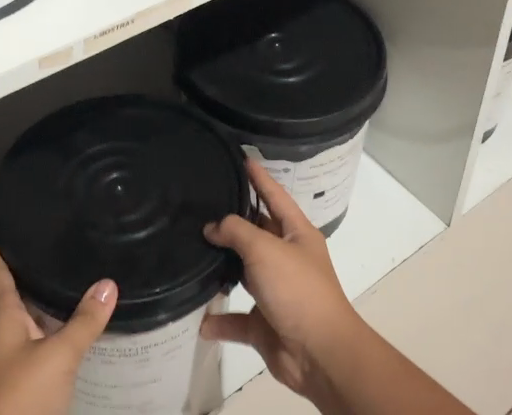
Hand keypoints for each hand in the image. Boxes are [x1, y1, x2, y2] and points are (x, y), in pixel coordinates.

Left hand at [0, 244, 115, 414]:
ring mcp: (8, 366)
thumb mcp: (58, 356)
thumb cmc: (20, 396)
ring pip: (24, 328)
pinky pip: (35, 350)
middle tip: (44, 251)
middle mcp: (1, 339)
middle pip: (11, 302)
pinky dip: (48, 336)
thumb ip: (83, 322)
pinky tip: (66, 335)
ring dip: (40, 310)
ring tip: (61, 285)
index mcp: (2, 321)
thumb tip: (109, 282)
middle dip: (25, 281)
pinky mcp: (19, 388)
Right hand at [200, 159, 367, 412]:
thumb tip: (213, 227)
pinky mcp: (264, 324)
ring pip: (244, 273)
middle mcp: (287, 258)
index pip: (275, 196)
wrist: (319, 353)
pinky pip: (236, 319)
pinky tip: (201, 319)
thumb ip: (236, 230)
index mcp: (298, 234)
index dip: (259, 178)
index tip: (241, 158)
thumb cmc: (297, 290)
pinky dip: (220, 320)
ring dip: (223, 267)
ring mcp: (276, 292)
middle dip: (232, 221)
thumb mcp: (265, 249)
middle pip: (257, 233)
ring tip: (192, 249)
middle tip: (201, 204)